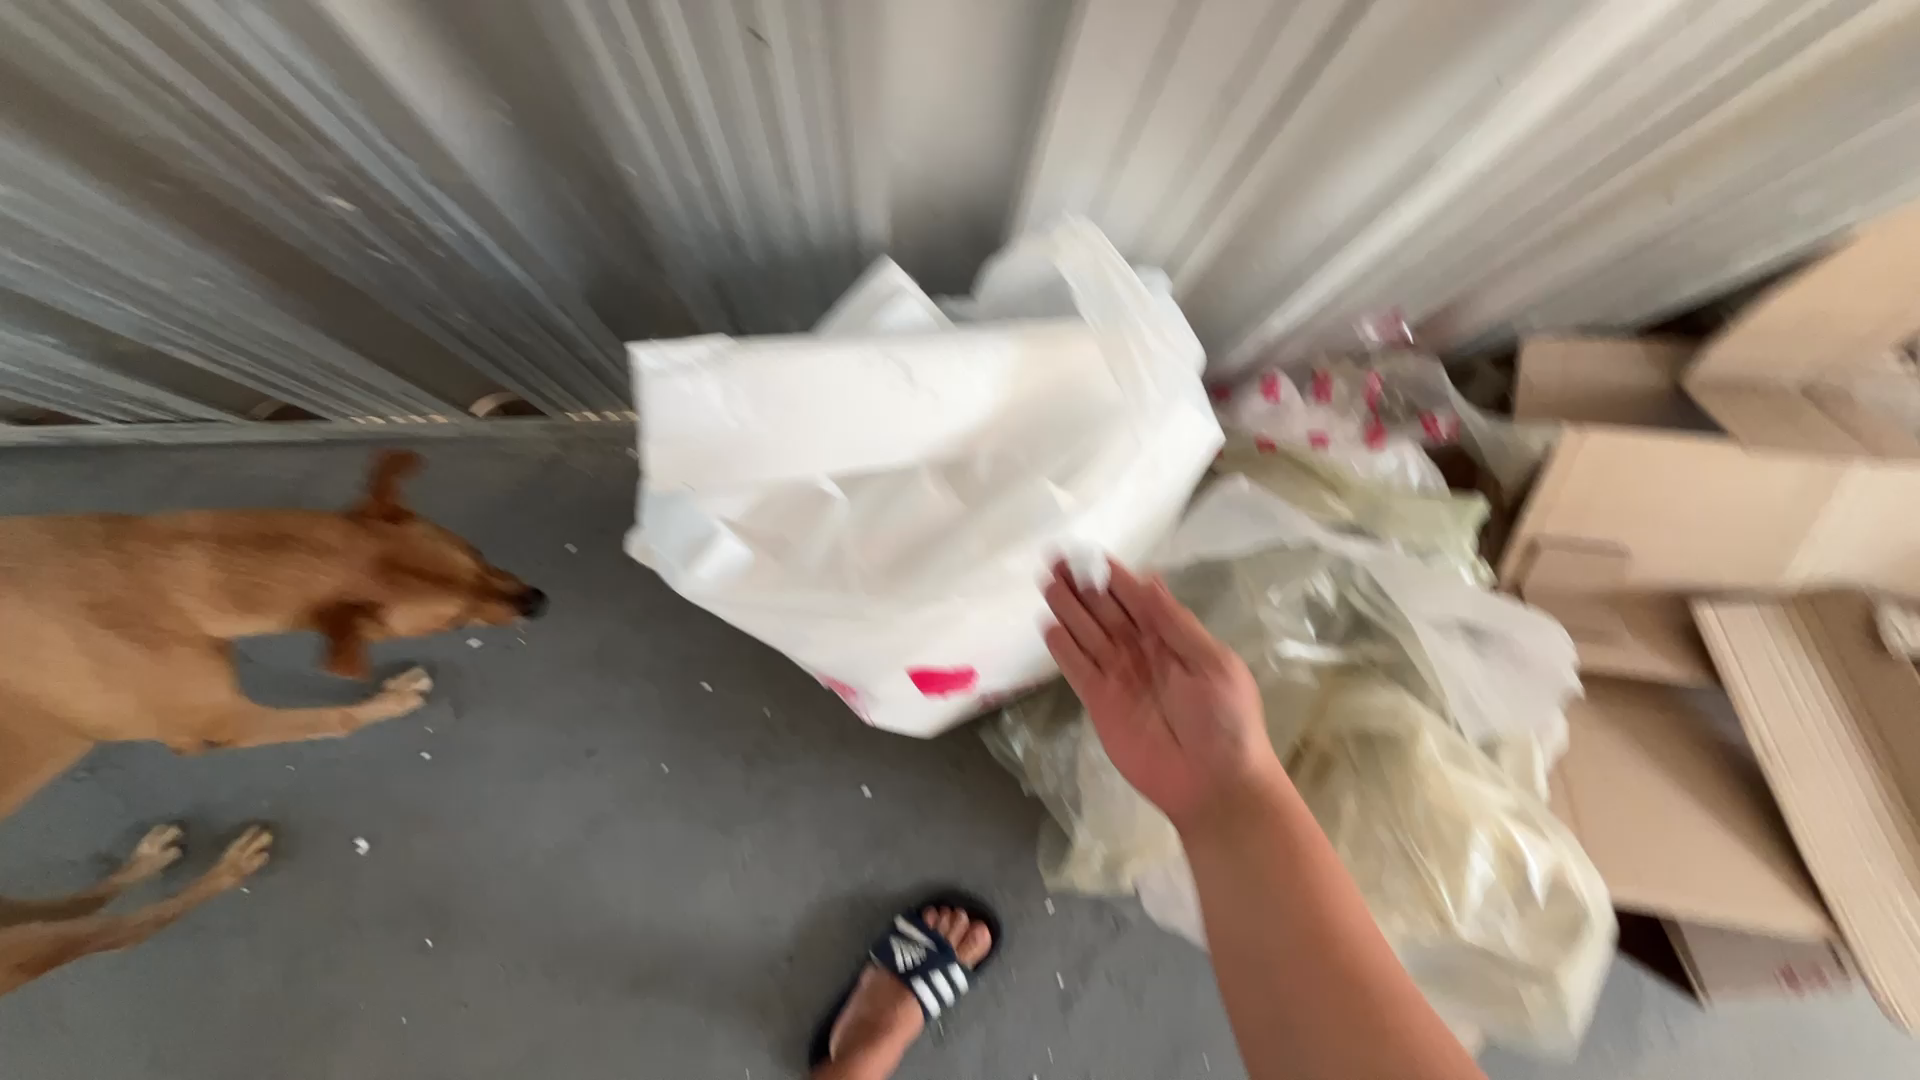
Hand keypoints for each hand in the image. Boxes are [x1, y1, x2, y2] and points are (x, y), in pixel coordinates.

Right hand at [1041, 557, 1281, 828]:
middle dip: (1082, 587)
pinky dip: (1063, 648)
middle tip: (1057, 562)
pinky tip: (1049, 626)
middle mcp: (1141, 651)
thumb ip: (1176, 624)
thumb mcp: (1213, 663)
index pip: (1136, 599)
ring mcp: (1118, 677)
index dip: (1112, 576)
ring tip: (1048, 583)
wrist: (1214, 784)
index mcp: (1171, 638)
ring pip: (1087, 634)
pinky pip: (1077, 669)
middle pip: (1105, 612)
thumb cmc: (1226, 721)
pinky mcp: (1099, 703)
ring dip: (1068, 609)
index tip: (1089, 555)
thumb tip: (1150, 579)